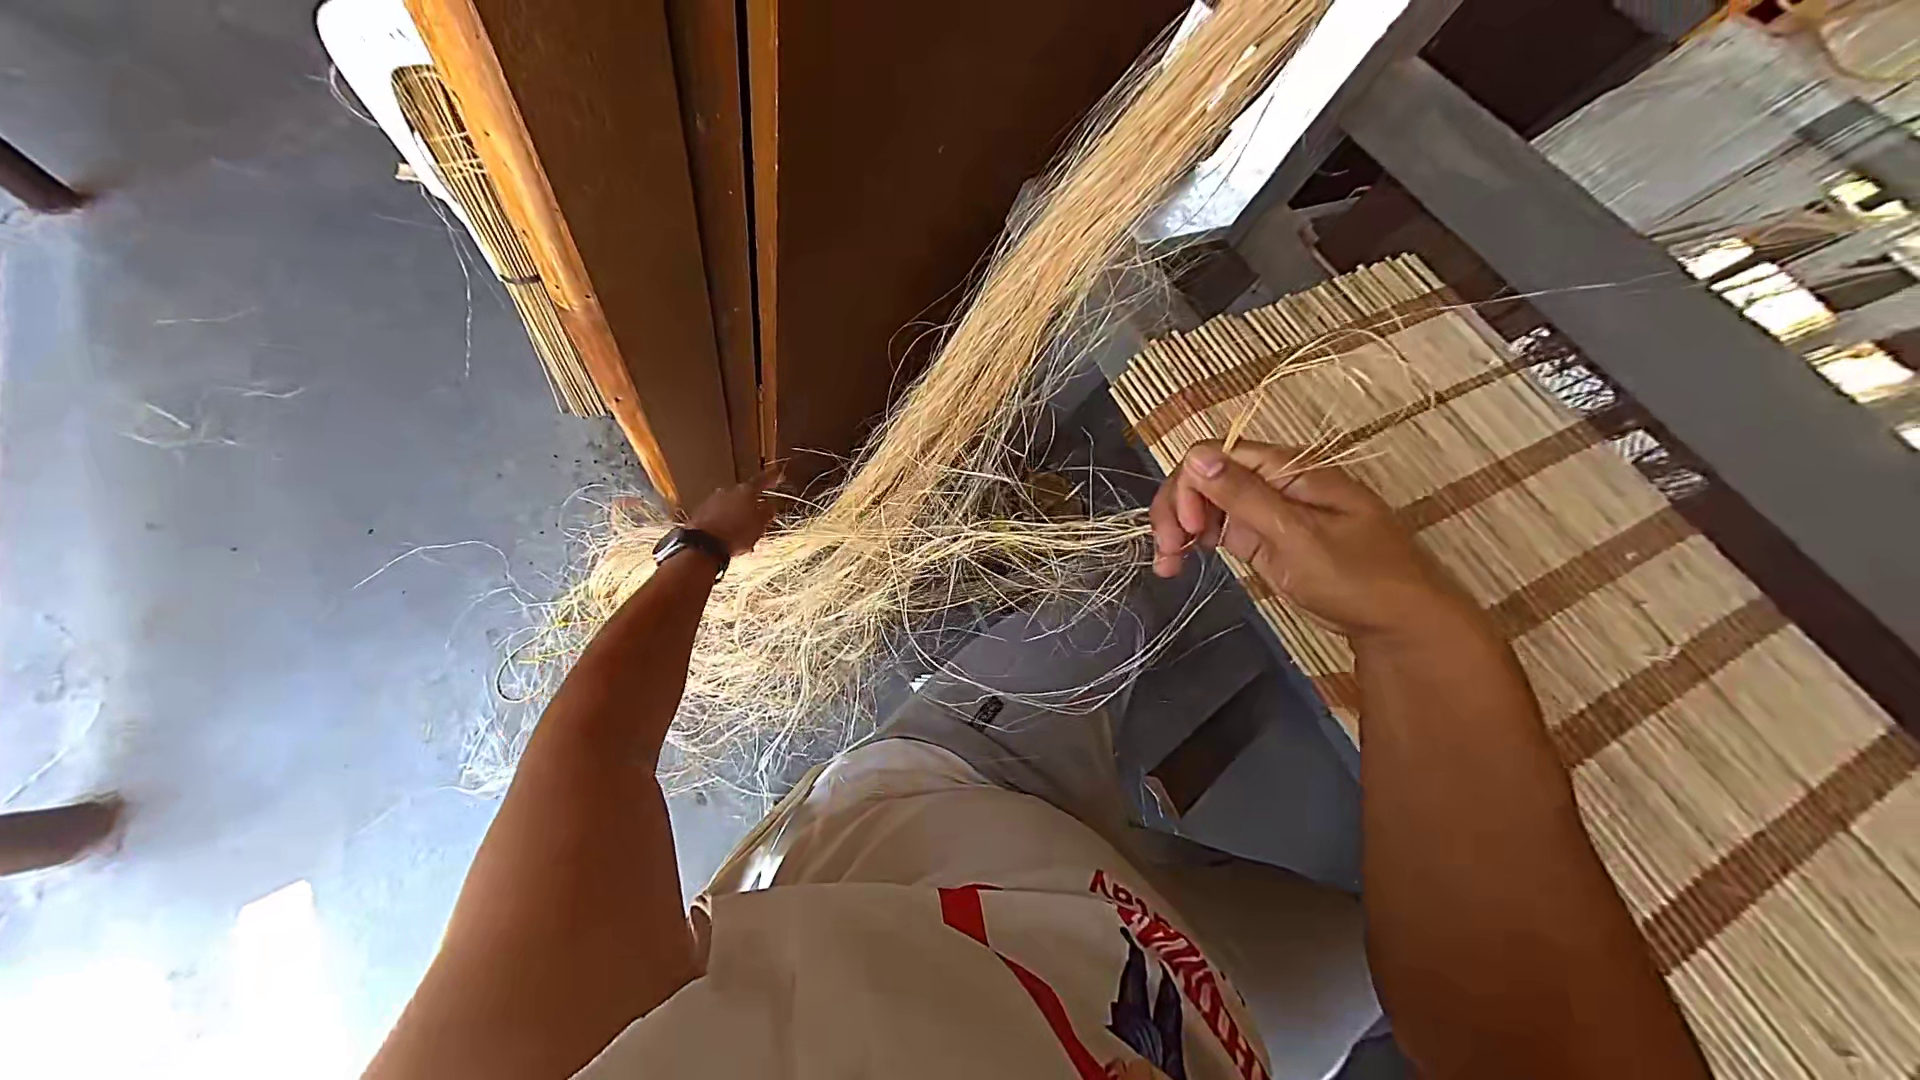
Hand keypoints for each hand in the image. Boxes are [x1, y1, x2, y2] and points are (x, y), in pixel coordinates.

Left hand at [688, 464, 782, 554]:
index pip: (762, 480)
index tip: (778, 475)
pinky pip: (718, 513)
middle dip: (751, 502)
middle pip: (744, 494)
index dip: (771, 478)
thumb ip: (767, 513)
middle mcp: (728, 491)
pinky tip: (728, 533)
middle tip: (758, 516)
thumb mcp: (759, 526)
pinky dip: (725, 519)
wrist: (703, 545)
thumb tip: (770, 506)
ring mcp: (712, 500)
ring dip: (737, 513)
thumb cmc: (737, 534)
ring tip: (743, 530)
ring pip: (730, 504)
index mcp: (746, 491)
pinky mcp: (700, 512)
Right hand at [1149, 441, 1478, 644]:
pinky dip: (1192, 543)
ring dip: (1177, 528)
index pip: (1216, 455)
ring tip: (1167, 564)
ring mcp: (1265, 512)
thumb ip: (1245, 495)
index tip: (1185, 528)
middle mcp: (1271, 484)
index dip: (1191, 486)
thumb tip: (1197, 456)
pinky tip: (1180, 562)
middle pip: (1204, 479)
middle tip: (1165, 551)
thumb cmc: (1359, 577)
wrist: (1397, 623)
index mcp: (1287, 470)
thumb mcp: (1297, 536)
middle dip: (1176, 509)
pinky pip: (1215, 530)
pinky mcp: (1260, 539)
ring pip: (1204, 505)